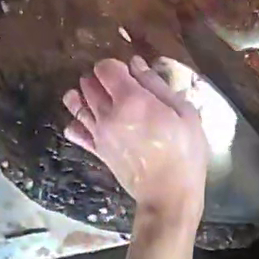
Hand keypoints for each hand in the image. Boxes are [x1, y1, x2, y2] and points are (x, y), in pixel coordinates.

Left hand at [64, 57, 209, 224]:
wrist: (169, 194)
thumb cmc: (185, 152)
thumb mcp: (185, 113)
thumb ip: (157, 86)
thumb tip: (136, 64)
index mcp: (132, 100)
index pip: (105, 68)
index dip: (116, 65)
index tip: (132, 74)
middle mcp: (108, 113)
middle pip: (88, 82)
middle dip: (101, 78)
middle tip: (122, 87)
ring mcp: (98, 133)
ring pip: (75, 103)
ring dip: (85, 95)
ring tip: (104, 99)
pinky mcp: (95, 150)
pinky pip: (73, 130)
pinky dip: (77, 122)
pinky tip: (92, 122)